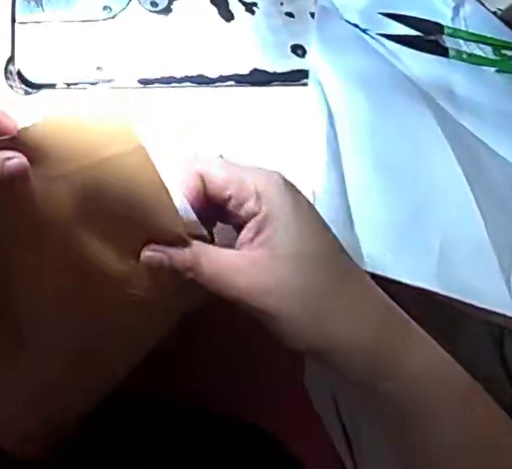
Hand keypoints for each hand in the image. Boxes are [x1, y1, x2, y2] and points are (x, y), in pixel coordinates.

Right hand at [139, 160, 395, 362]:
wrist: (369, 341)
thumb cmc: (310, 304)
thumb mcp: (243, 282)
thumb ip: (190, 261)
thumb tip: (143, 252)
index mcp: (260, 186)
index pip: (197, 170)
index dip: (176, 197)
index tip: (167, 233)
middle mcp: (262, 185)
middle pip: (202, 180)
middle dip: (182, 209)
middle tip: (169, 243)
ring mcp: (267, 204)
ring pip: (211, 198)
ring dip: (194, 223)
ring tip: (180, 251)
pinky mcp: (268, 224)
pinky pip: (225, 214)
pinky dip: (209, 232)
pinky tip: (202, 256)